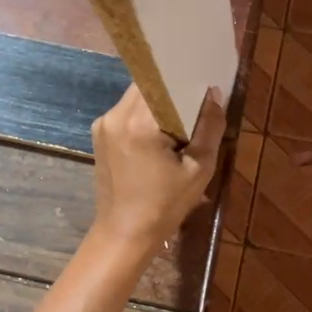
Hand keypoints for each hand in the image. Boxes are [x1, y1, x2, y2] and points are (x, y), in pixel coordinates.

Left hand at [90, 85, 223, 251]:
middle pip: (149, 83)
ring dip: (158, 100)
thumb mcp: (199, 169)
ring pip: (136, 95)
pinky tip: (159, 131)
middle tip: (195, 100)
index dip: (187, 78)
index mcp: (141, 123)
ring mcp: (104, 123)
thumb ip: (210, 127)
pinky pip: (126, 110)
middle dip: (173, 87)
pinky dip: (144, 113)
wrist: (125, 233)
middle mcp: (117, 115)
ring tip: (179, 117)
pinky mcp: (99, 132)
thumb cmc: (165, 206)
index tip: (205, 82)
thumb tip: (213, 94)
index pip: (166, 81)